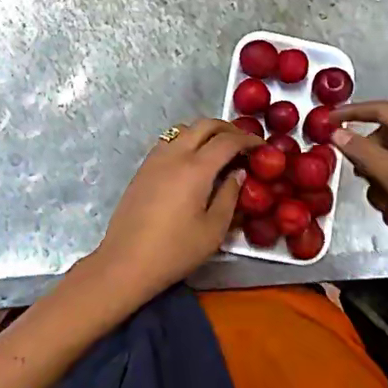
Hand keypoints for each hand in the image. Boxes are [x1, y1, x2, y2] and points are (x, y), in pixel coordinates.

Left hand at [92, 119, 261, 295]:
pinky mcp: (142, 169)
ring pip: (183, 129)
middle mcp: (174, 155)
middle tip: (242, 141)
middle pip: (204, 125)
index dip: (247, 139)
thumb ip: (229, 196)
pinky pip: (168, 142)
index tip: (261, 145)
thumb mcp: (213, 229)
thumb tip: (238, 174)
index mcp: (196, 169)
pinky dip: (186, 140)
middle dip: (227, 128)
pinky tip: (192, 162)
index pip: (227, 141)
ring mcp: (154, 160)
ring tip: (218, 149)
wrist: (126, 262)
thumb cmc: (175, 250)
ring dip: (204, 132)